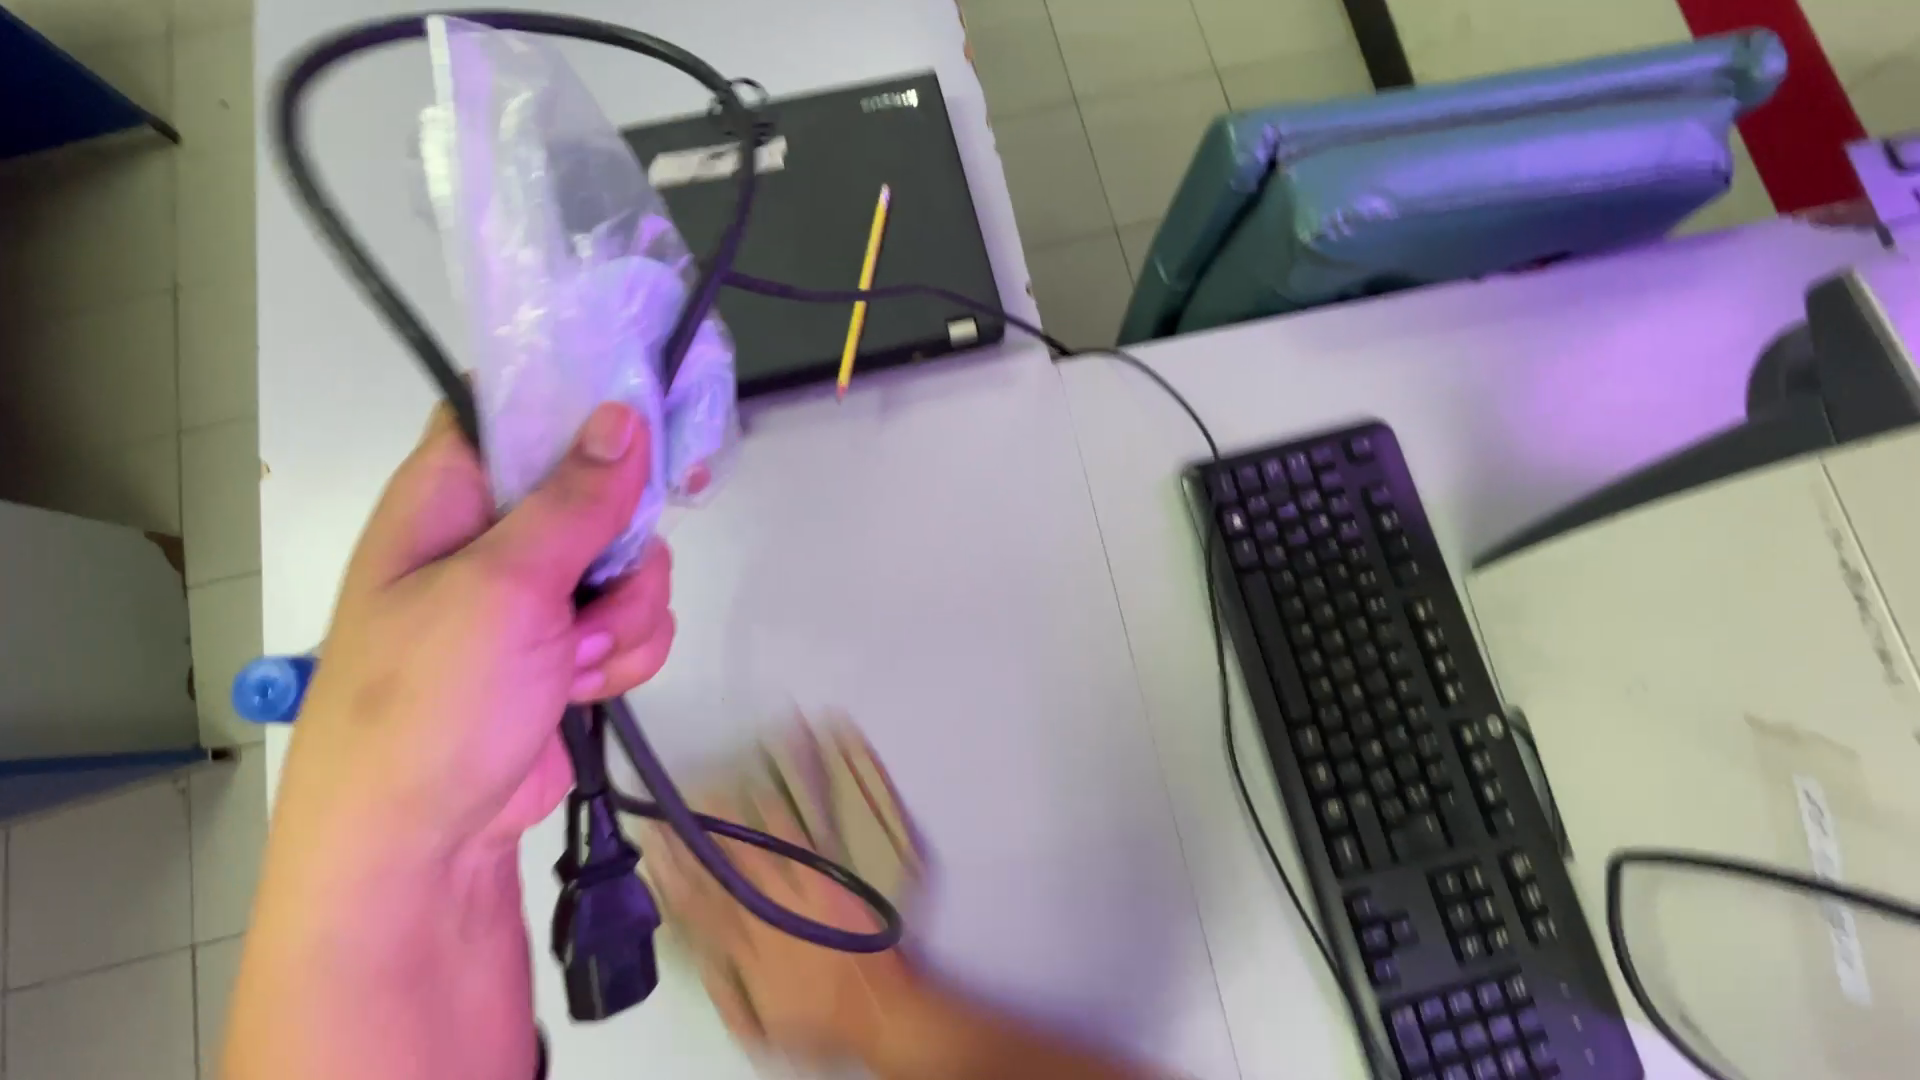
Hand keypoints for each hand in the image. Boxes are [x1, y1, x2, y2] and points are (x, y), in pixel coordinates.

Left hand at [277, 401, 676, 866]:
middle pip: (599, 494)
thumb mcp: (502, 588)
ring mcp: (536, 600)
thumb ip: (572, 500)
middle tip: (591, 590)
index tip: (642, 420)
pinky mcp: (570, 649)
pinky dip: (625, 656)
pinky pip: (635, 623)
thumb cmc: (433, 703)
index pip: (510, 415)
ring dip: (625, 616)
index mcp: (448, 501)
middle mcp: (494, 541)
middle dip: (621, 549)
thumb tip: (622, 413)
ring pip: (632, 567)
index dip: (575, 409)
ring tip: (574, 660)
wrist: (426, 845)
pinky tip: (586, 688)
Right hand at [642, 776, 916, 1067]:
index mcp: (745, 954)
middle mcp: (767, 917)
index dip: (672, 877)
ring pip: (755, 853)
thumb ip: (725, 992)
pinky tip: (765, 795)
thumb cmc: (820, 1024)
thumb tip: (701, 958)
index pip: (698, 909)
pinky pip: (798, 844)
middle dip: (693, 842)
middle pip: (721, 874)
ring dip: (728, 823)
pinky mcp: (828, 880)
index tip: (653, 848)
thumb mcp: (759, 1027)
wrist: (880, 1009)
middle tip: (670, 812)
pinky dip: (780, 819)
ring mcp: (799, 894)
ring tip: (707, 794)